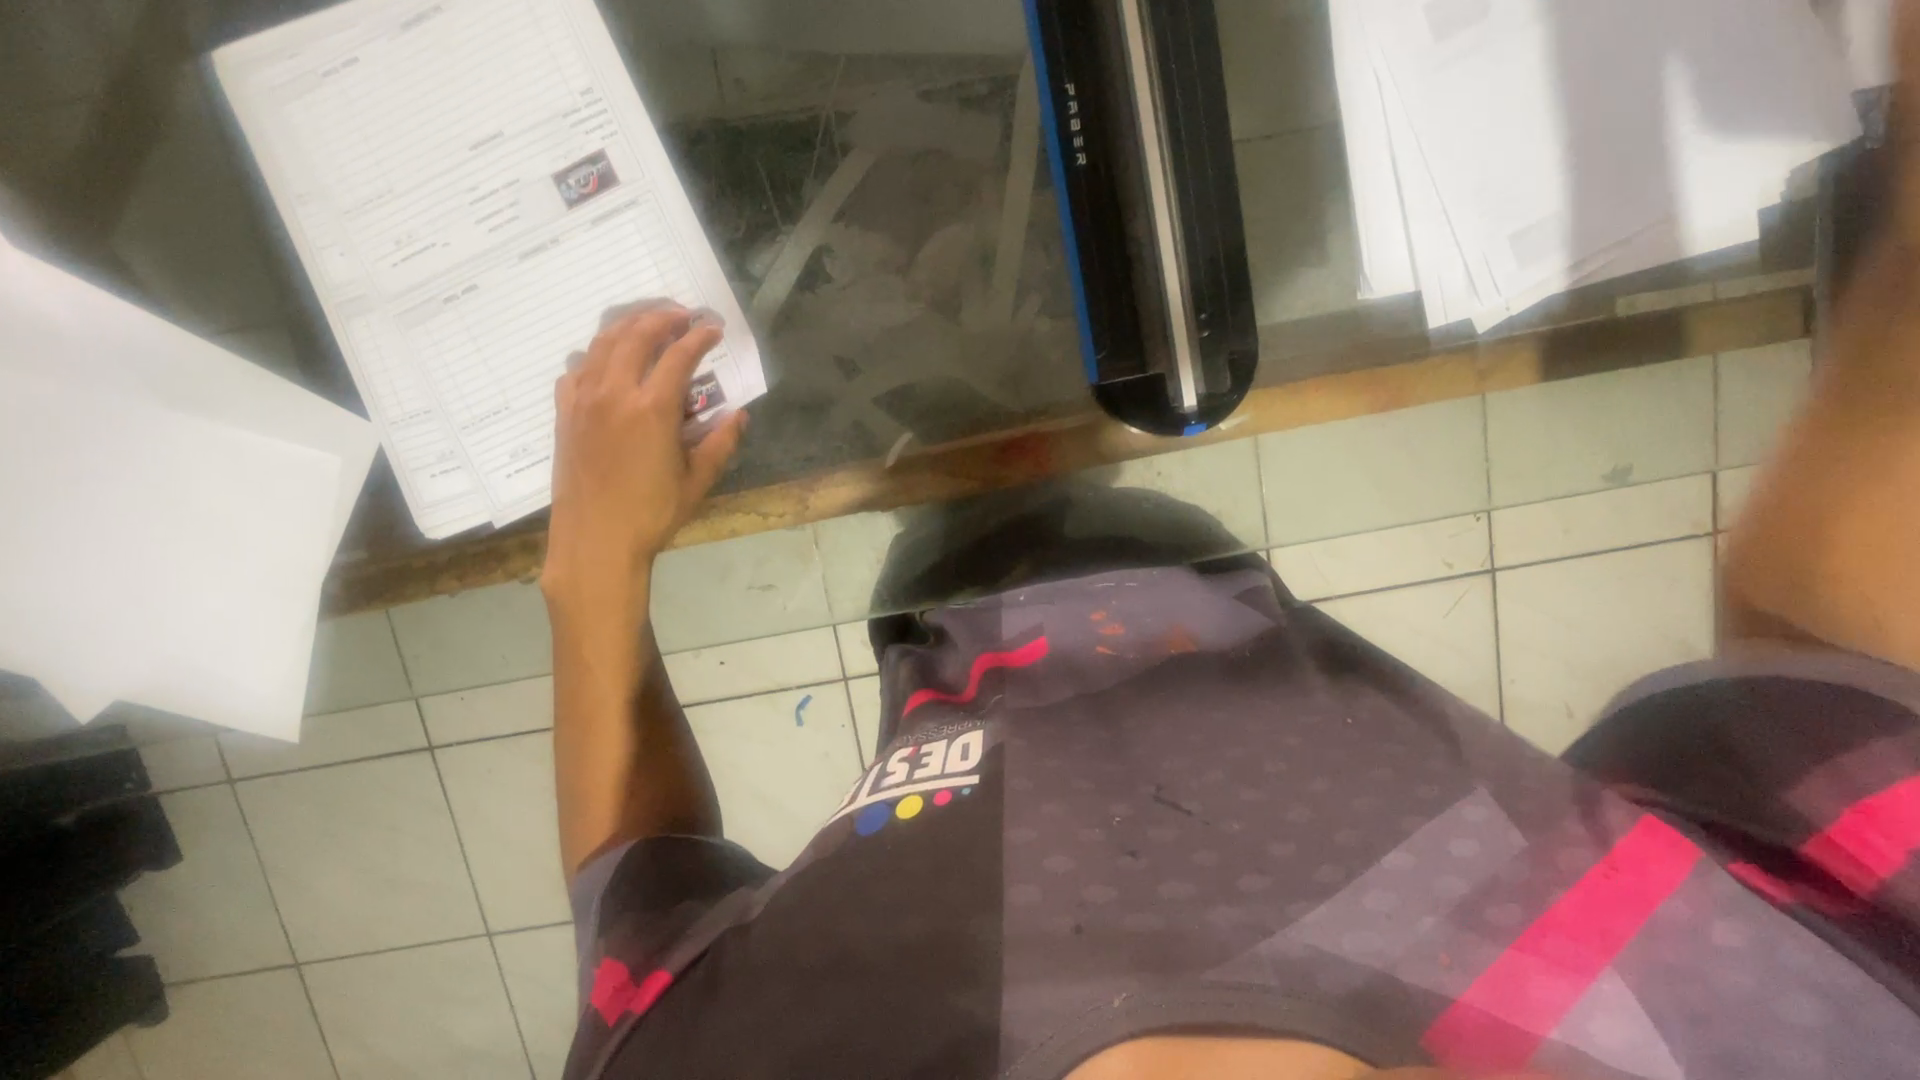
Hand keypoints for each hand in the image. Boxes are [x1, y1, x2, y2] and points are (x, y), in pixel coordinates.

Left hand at [540, 305, 747, 618]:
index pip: (679, 355)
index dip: (700, 337)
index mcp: (652, 408)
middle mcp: (615, 393)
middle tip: (683, 316)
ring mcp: (584, 400)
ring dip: (628, 326)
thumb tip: (738, 415)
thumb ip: (721, 443)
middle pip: (637, 335)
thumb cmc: (651, 514)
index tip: (714, 329)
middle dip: (663, 318)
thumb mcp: (698, 481)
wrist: (595, 540)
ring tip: (648, 323)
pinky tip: (606, 362)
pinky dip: (595, 355)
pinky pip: (577, 368)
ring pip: (603, 343)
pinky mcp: (565, 413)